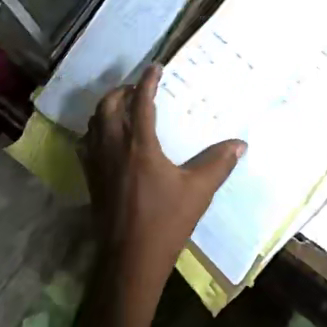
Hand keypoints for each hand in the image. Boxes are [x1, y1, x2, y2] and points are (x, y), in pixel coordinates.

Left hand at [83, 64, 244, 291]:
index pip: (140, 101)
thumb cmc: (165, 222)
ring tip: (123, 106)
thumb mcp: (198, 191)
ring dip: (107, 107)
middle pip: (109, 105)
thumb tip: (239, 143)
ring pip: (94, 122)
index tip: (156, 67)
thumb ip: (218, 163)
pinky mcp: (90, 178)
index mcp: (139, 144)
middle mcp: (113, 146)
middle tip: (138, 87)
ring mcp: (97, 162)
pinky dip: (95, 130)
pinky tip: (106, 138)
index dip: (148, 81)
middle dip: (122, 90)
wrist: (129, 259)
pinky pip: (86, 143)